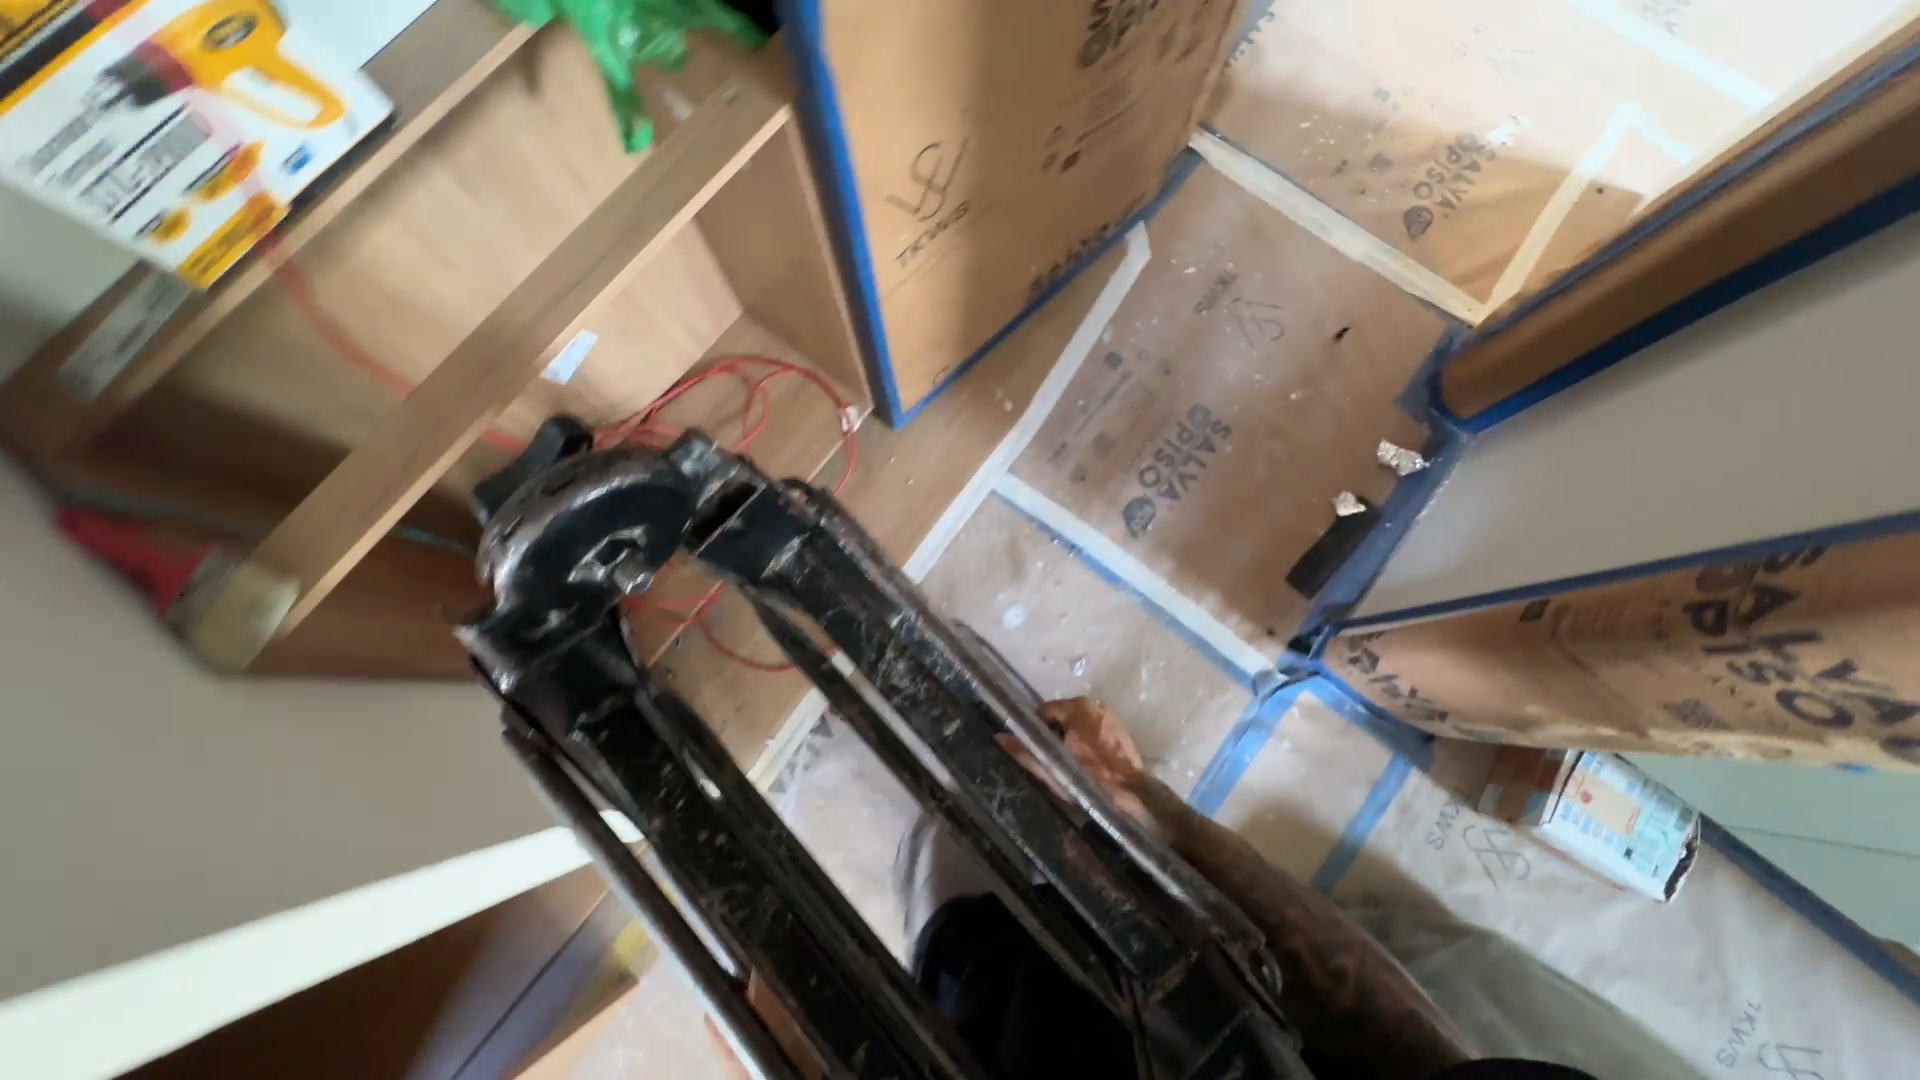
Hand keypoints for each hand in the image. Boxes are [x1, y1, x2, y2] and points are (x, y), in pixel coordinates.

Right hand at [1000, 697, 1153, 825]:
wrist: (1130, 793)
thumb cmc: (1088, 778)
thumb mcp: (1051, 768)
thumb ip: (1024, 751)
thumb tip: (1000, 737)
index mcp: (1076, 707)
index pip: (1045, 711)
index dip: (1036, 729)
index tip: (1034, 747)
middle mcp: (1094, 705)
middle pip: (1063, 715)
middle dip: (1054, 732)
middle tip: (1051, 757)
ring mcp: (1110, 716)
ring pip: (1079, 722)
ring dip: (1071, 736)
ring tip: (1068, 761)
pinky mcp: (1121, 730)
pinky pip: (1095, 730)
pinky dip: (1087, 740)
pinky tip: (1086, 761)